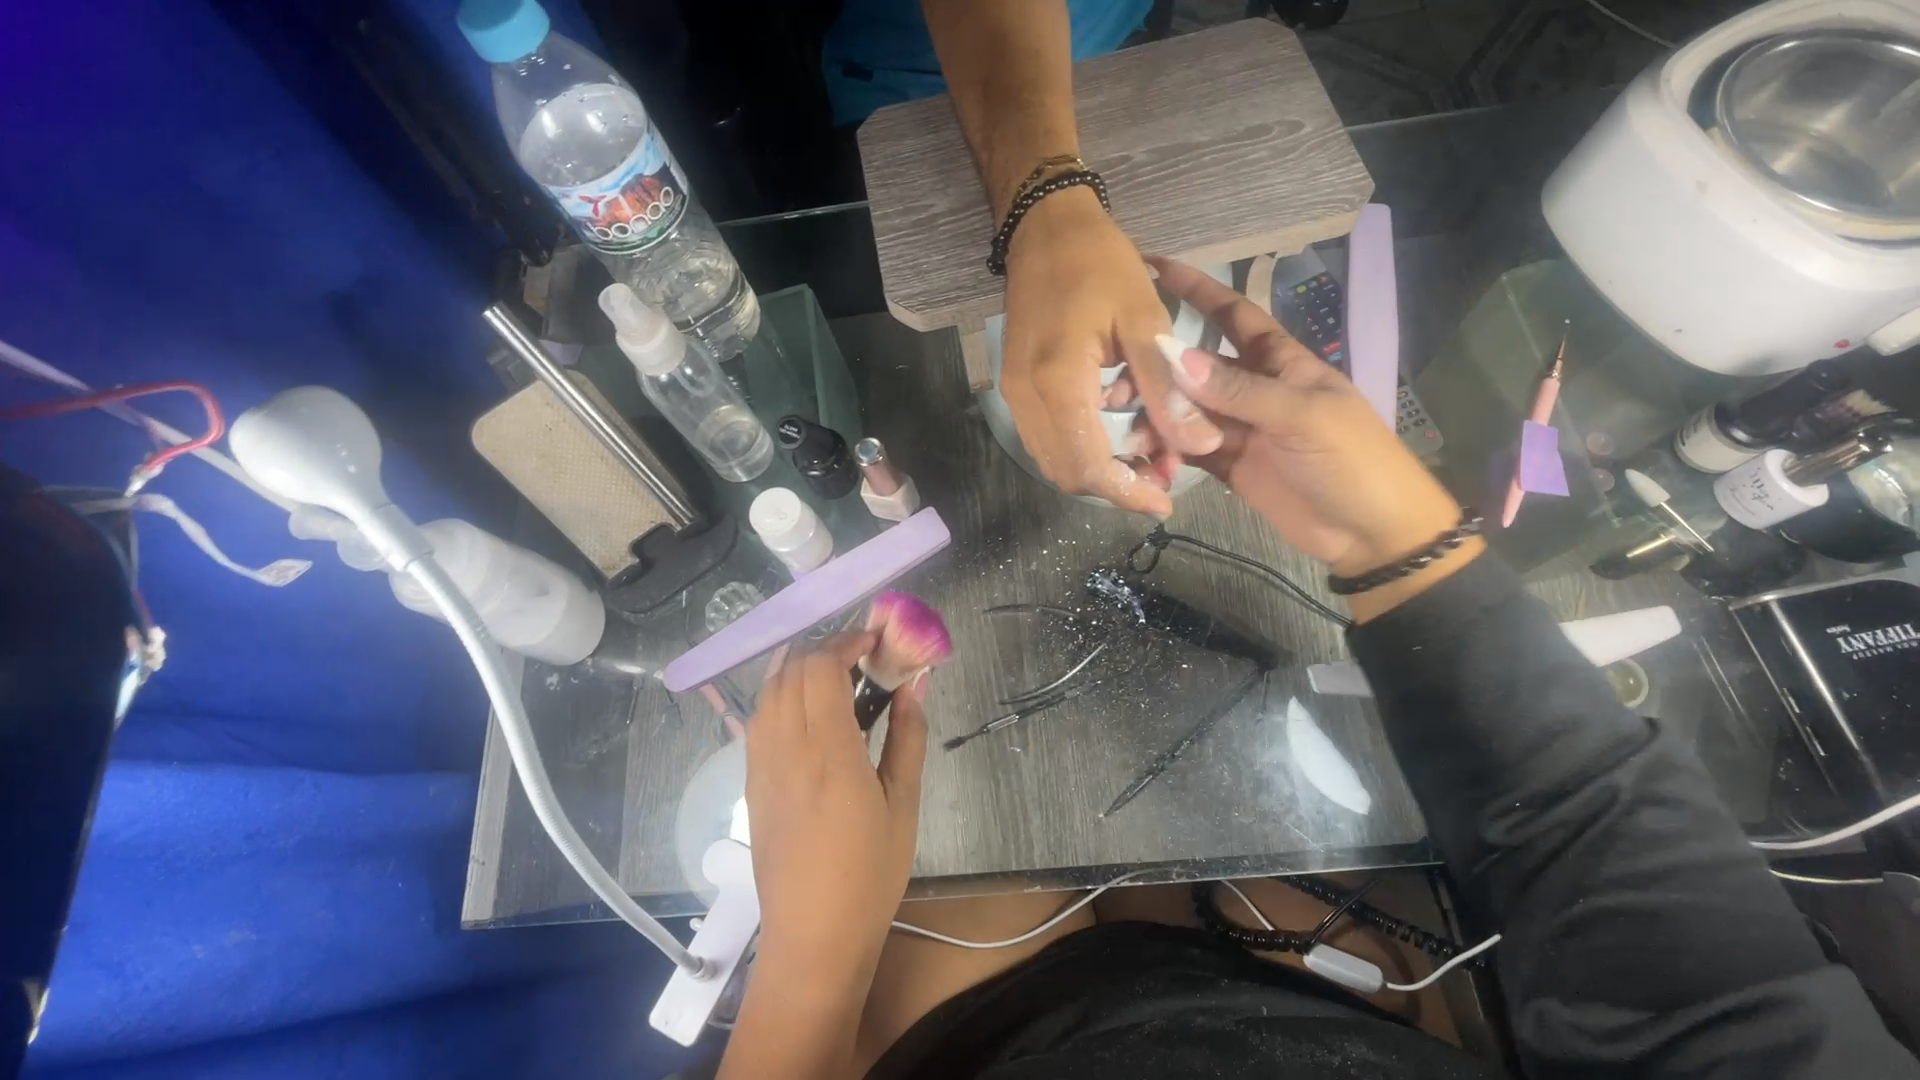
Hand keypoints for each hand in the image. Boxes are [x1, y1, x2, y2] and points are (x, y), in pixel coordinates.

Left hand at [745, 631, 927, 968]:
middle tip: (862, 657)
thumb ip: (907, 737)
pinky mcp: (751, 783)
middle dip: (825, 648)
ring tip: (835, 677)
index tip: (876, 639)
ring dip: (798, 668)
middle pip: (790, 670)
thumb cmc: (869, 873)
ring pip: (768, 690)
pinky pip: (758, 719)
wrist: (813, 936)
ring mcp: (760, 765)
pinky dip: (780, 695)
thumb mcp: (903, 804)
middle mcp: (785, 748)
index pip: (820, 667)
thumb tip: (915, 684)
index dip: (846, 641)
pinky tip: (807, 710)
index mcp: (827, 751)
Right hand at [1000, 190, 1223, 517]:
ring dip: (1099, 471)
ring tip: (1147, 459)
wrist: (1043, 228)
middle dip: (1114, 488)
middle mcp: (1027, 399)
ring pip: (1054, 460)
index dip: (1128, 493)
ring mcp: (1015, 394)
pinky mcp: (1016, 387)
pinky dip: (1082, 449)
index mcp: (1059, 382)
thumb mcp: (1144, 319)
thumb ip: (1167, 387)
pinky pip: (1046, 438)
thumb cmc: (1100, 264)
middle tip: (1161, 479)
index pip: (1089, 465)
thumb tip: (1196, 445)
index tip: (1165, 502)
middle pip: (1067, 473)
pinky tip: (1118, 433)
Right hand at [1148, 258, 1475, 603]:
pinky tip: (1148, 461)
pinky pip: (1188, 451)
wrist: (1371, 533)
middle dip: (1157, 371)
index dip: (1198, 291)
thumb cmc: (1352, 461)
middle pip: (1196, 370)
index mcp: (1281, 362)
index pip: (1233, 315)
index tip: (1155, 269)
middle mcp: (1254, 389)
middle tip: (1115, 386)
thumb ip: (1239, 390)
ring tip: (1131, 436)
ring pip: (1185, 412)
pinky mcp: (1229, 466)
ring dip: (1158, 419)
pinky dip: (1167, 454)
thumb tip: (1176, 356)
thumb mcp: (1301, 417)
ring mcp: (1240, 429)